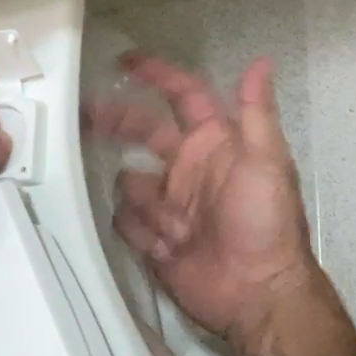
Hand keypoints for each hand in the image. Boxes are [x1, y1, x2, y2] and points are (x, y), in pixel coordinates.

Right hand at [84, 55, 317, 345]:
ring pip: (129, 181)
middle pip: (142, 130)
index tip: (126, 62)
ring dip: (146, 200)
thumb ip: (257, 112)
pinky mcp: (153, 236)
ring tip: (176, 225)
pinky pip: (127, 221)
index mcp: (215, 142)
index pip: (182, 96)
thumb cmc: (267, 223)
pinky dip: (142, 231)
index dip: (158, 75)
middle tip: (87, 115)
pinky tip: (169, 245)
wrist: (257, 293)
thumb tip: (260, 63)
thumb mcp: (268, 161)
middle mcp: (188, 166)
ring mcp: (168, 202)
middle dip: (118, 121)